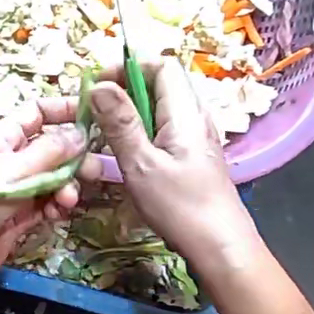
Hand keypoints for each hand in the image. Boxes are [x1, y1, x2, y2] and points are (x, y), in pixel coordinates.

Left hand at [0, 98, 86, 282]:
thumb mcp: (16, 168)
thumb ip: (52, 150)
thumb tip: (81, 133)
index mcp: (6, 136)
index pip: (39, 112)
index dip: (64, 110)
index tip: (94, 116)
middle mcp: (15, 158)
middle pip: (55, 148)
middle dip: (75, 158)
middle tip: (93, 171)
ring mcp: (20, 186)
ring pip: (57, 178)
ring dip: (68, 186)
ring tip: (68, 199)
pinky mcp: (24, 214)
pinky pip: (51, 203)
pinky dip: (58, 206)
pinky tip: (58, 213)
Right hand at [88, 61, 259, 272]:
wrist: (220, 248)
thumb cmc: (181, 207)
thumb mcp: (141, 164)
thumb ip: (120, 123)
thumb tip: (99, 85)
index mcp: (184, 112)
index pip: (161, 64)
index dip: (128, 66)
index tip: (98, 85)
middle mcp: (193, 117)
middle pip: (158, 84)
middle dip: (122, 90)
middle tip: (92, 111)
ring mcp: (193, 137)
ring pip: (157, 109)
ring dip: (128, 114)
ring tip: (102, 132)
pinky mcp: (190, 157)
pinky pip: (161, 130)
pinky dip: (138, 133)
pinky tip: (123, 154)